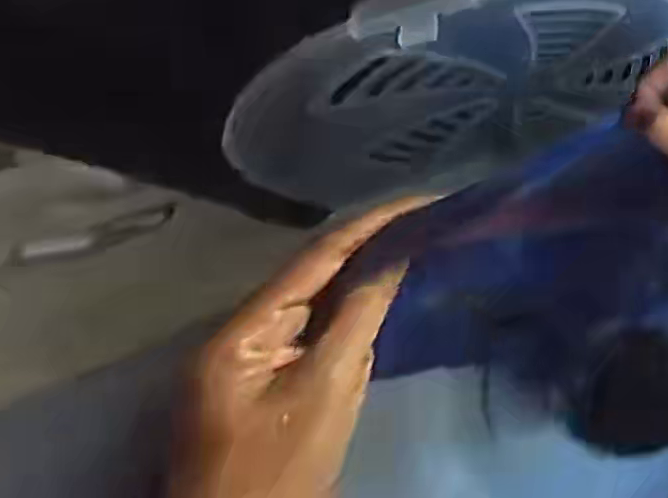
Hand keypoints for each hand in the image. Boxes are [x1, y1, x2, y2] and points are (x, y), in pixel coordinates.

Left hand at [169, 195, 430, 497]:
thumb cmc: (282, 466)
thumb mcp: (329, 384)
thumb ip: (363, 309)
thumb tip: (402, 249)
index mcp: (241, 330)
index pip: (318, 255)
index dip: (374, 222)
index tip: (425, 200)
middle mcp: (240, 330)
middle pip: (315, 267)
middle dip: (373, 236)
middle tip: (427, 213)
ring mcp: (252, 352)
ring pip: (318, 289)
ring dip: (367, 261)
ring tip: (417, 232)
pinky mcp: (269, 372)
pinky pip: (319, 316)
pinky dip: (355, 293)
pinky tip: (388, 277)